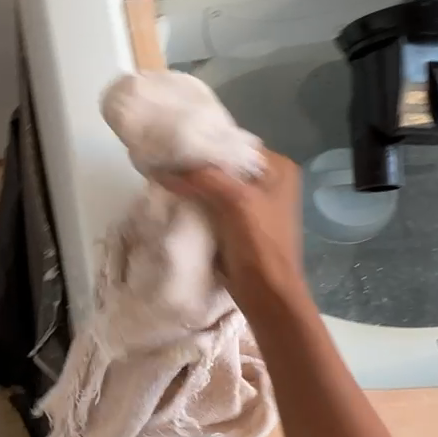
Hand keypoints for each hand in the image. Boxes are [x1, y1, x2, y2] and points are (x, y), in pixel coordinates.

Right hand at [164, 151, 308, 317]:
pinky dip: (192, 200)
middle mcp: (267, 180)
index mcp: (277, 168)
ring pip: (213, 183)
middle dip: (193, 165)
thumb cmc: (260, 244)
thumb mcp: (234, 201)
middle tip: (161, 161)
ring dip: (190, 183)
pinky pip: (209, 202)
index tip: (171, 145)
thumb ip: (201, 178)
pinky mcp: (236, 222)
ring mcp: (251, 203)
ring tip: (161, 177)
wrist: (266, 293)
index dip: (204, 144)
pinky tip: (171, 197)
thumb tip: (160, 169)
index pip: (235, 144)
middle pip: (222, 164)